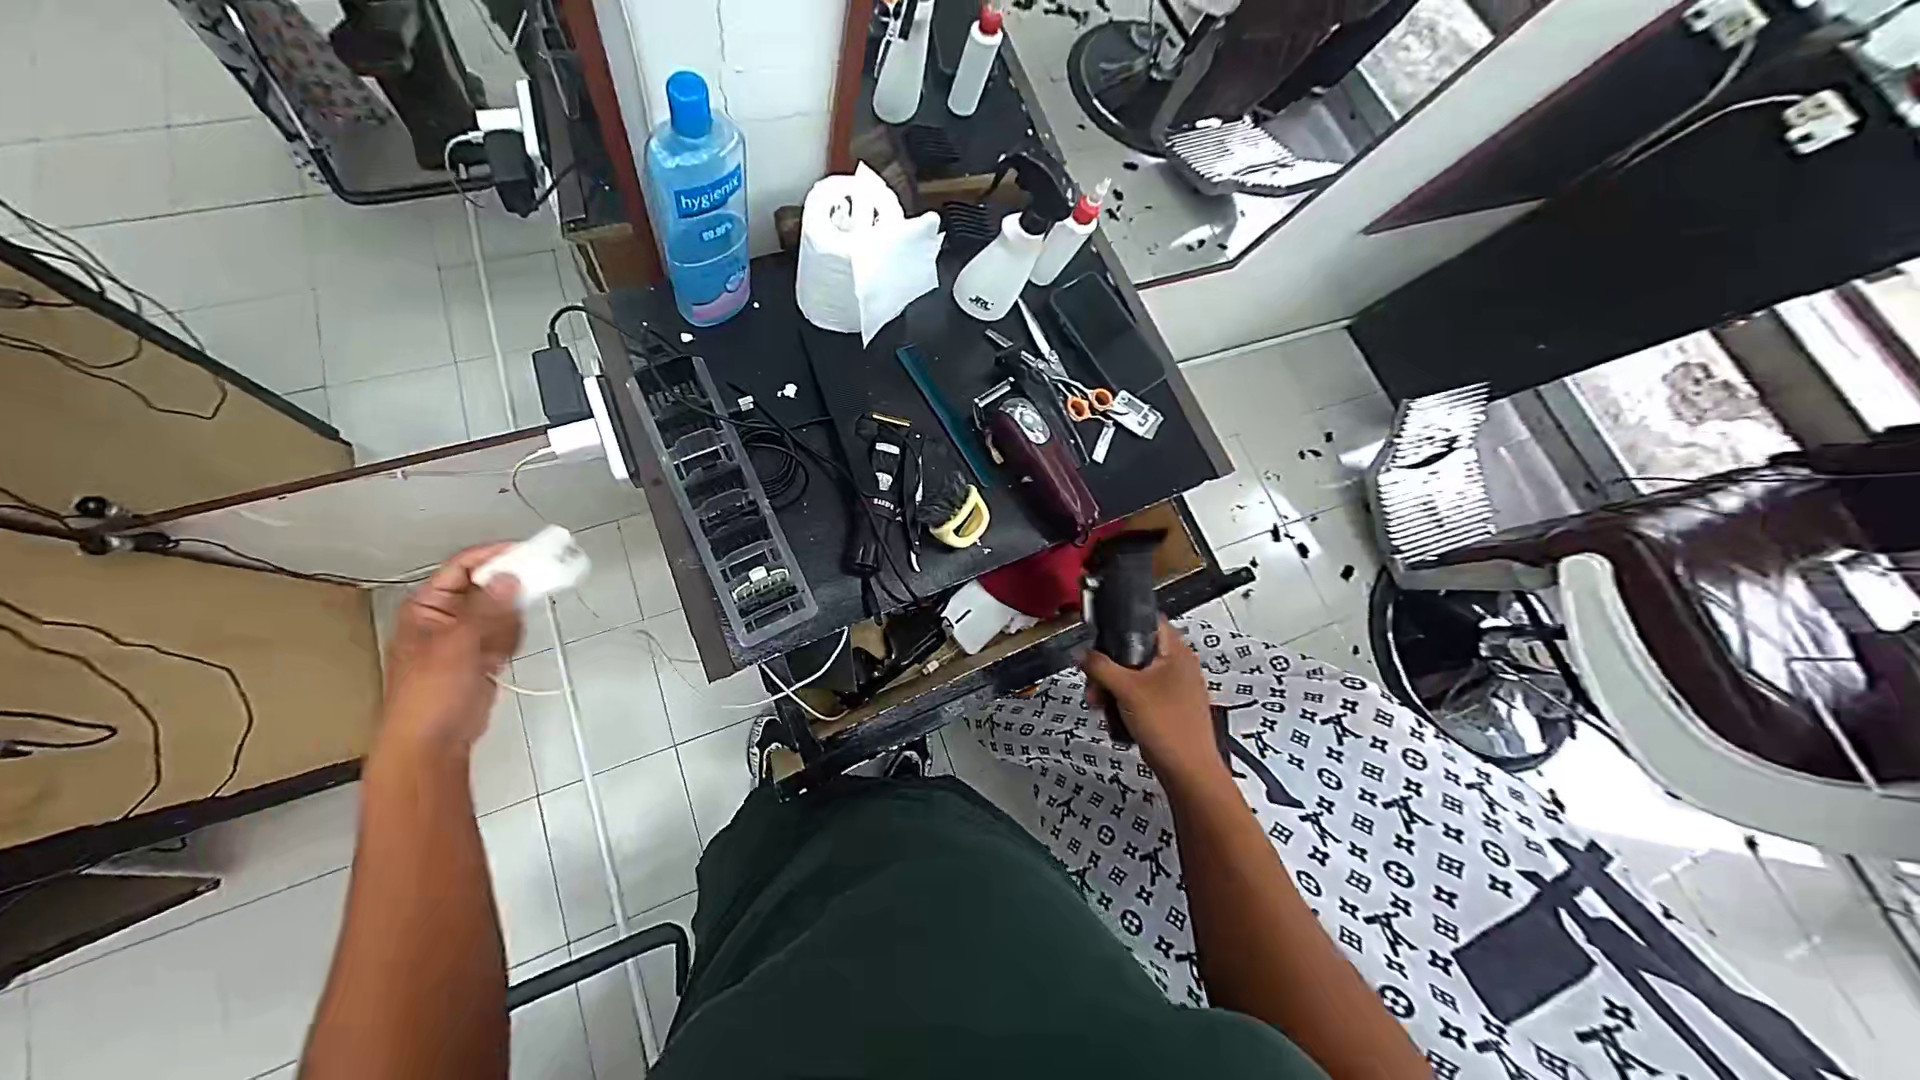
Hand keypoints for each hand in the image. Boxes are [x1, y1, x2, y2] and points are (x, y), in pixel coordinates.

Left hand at [380, 544, 522, 755]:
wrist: (433, 739)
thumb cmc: (428, 695)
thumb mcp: (457, 644)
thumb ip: (486, 608)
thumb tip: (508, 577)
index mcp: (428, 606)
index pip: (463, 566)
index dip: (494, 556)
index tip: (527, 552)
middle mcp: (446, 615)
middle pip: (489, 587)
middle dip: (507, 599)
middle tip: (525, 600)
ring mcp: (465, 634)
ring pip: (503, 610)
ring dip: (508, 627)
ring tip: (496, 650)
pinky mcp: (482, 652)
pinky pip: (507, 633)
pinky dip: (509, 643)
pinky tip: (498, 660)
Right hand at [1081, 619, 1226, 790]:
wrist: (1187, 771)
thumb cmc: (1167, 726)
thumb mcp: (1125, 689)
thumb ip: (1100, 666)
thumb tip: (1082, 654)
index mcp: (1176, 651)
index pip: (1147, 621)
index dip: (1122, 624)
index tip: (1100, 636)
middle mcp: (1178, 665)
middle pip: (1134, 651)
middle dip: (1108, 667)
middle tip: (1094, 683)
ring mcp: (1174, 687)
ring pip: (1134, 675)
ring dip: (1112, 687)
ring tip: (1098, 704)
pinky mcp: (1168, 707)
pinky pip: (1139, 694)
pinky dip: (1123, 701)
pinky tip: (1112, 715)